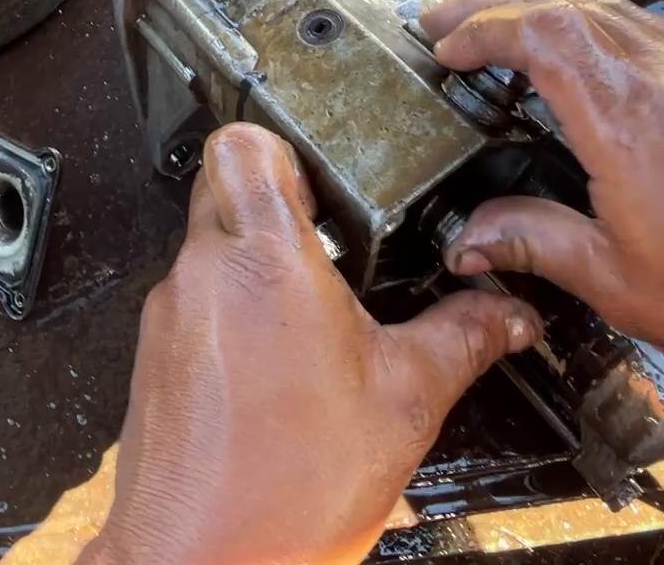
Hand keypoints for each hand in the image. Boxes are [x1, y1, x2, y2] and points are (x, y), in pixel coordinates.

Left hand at [82, 124, 540, 564]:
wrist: (199, 564)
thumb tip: (506, 314)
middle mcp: (205, 268)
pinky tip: (275, 356)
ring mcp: (172, 306)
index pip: (240, 142)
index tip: (316, 170)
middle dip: (279, 202)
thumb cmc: (287, 489)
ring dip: (258, 258)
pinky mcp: (157, 344)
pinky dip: (234, 304)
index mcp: (266, 260)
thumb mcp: (403, 400)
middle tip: (328, 241)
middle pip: (227, 184)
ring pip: (211, 239)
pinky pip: (197, 292)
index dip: (278, 140)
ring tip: (309, 311)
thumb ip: (460, 338)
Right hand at [421, 0, 663, 408]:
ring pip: (613, 9)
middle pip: (569, 4)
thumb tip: (469, 241)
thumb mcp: (624, 284)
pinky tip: (585, 57)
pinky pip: (656, 32)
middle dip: (497, 4)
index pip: (540, 32)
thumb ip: (536, 242)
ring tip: (501, 28)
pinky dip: (597, 28)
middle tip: (448, 18)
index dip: (481, 27)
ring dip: (546, 9)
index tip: (444, 46)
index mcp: (633, 121)